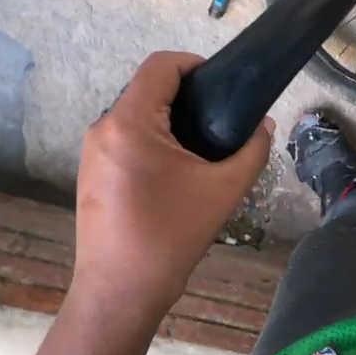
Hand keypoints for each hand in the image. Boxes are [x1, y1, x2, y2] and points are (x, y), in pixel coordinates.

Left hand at [73, 51, 273, 318]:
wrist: (121, 290)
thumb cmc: (172, 235)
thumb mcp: (224, 190)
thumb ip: (252, 150)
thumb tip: (265, 126)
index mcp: (130, 123)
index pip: (159, 66)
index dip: (194, 64)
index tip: (223, 84)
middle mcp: (103, 129)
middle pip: (146, 89)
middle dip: (186, 97)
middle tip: (222, 120)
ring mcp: (92, 153)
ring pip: (135, 116)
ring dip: (169, 121)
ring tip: (203, 149)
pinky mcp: (90, 174)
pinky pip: (124, 140)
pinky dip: (152, 142)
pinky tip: (176, 173)